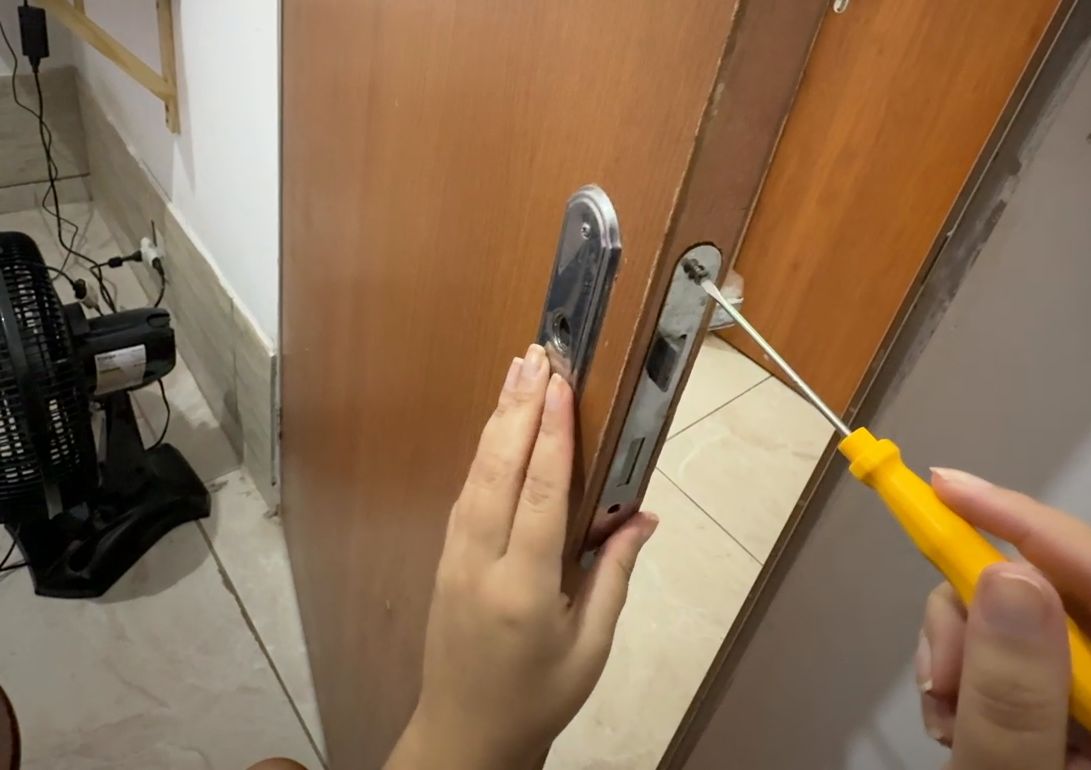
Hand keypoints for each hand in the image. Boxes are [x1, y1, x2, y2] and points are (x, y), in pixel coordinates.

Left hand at [386, 345, 659, 769]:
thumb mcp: (591, 648)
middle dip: (519, 408)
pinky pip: (467, 491)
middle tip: (537, 357)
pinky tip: (498, 423)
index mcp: (524, 590)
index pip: (540, 497)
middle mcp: (481, 562)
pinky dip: (484, 450)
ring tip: (516, 371)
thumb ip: (614, 575)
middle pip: (499, 470)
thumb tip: (644, 515)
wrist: (463, 734)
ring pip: (477, 472)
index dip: (552, 437)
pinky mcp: (446, 553)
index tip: (559, 387)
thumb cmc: (538, 696)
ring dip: (498, 418)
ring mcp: (456, 554)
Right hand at [915, 469, 1090, 769]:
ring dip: (966, 645)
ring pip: (1032, 627)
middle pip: (1069, 604)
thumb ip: (1014, 698)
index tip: (943, 487)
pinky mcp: (1085, 727)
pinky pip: (1020, 660)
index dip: (1033, 521)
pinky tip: (954, 714)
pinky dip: (972, 669)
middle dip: (979, 608)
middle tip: (934, 663)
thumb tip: (1005, 571)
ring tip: (940, 706)